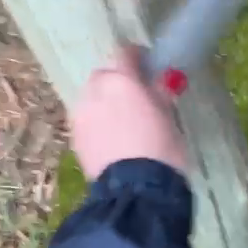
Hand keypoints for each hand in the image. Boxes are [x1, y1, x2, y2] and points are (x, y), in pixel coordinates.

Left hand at [70, 47, 187, 179]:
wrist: (137, 194)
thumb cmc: (163, 155)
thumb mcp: (171, 123)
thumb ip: (161, 96)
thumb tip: (159, 81)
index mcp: (122, 80)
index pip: (126, 54)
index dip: (138, 59)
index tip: (148, 69)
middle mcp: (96, 90)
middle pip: (105, 76)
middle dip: (118, 85)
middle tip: (135, 104)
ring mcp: (82, 114)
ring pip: (93, 100)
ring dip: (105, 106)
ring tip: (122, 129)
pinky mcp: (75, 139)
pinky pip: (87, 123)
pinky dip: (97, 127)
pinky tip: (112, 145)